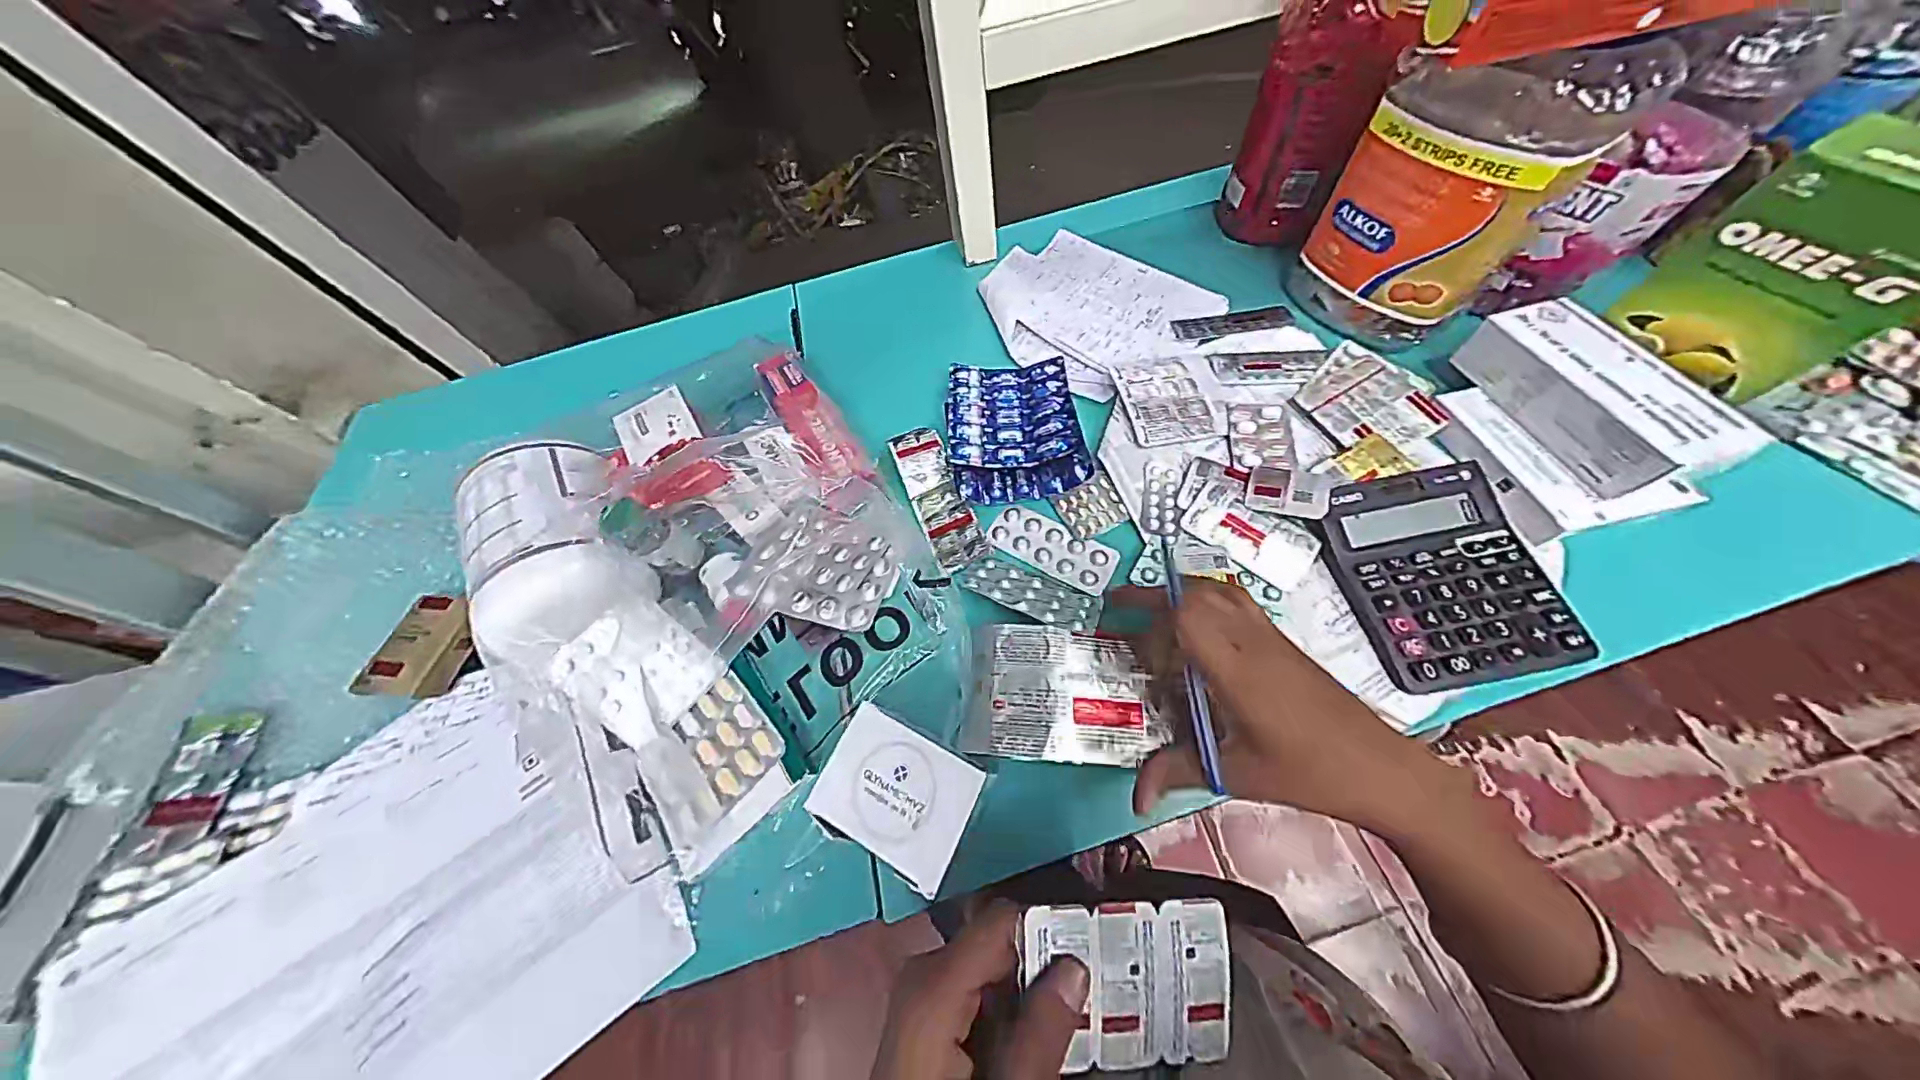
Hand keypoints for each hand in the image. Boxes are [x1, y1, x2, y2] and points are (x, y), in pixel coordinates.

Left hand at [871, 901, 1089, 1079]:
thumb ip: (1039, 1035)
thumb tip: (1072, 973)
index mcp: (932, 983)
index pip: (1000, 918)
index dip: (1048, 928)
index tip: (1085, 951)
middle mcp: (920, 976)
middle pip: (994, 941)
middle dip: (1038, 962)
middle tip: (1078, 994)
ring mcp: (917, 995)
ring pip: (986, 965)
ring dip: (1023, 986)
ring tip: (1054, 1019)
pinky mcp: (920, 1015)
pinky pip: (972, 988)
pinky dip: (1001, 1003)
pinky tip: (1019, 1036)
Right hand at [1114, 580, 1466, 836]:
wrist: (1380, 768)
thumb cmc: (1310, 771)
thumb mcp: (1235, 772)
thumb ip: (1178, 771)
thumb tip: (1137, 793)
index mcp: (1236, 667)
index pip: (1187, 613)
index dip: (1149, 610)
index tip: (1124, 620)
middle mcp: (1253, 641)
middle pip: (1198, 591)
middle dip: (1157, 596)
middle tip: (1129, 615)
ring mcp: (1271, 637)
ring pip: (1221, 590)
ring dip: (1184, 594)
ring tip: (1158, 616)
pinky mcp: (1283, 643)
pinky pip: (1239, 603)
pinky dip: (1209, 603)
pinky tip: (1200, 634)